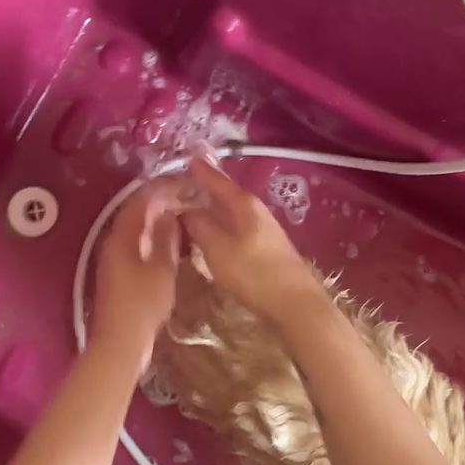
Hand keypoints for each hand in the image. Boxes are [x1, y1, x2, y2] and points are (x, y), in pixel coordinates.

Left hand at [89, 180, 182, 366]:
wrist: (120, 343)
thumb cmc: (143, 304)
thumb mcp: (161, 270)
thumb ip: (166, 238)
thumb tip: (169, 213)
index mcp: (122, 236)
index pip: (141, 200)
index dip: (162, 187)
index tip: (184, 181)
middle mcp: (113, 242)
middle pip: (135, 212)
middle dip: (159, 200)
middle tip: (185, 194)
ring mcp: (113, 258)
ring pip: (135, 228)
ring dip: (156, 218)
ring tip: (181, 212)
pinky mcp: (117, 272)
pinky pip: (135, 243)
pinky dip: (152, 236)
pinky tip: (168, 240)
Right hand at [174, 160, 325, 319]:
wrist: (295, 303)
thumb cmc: (254, 273)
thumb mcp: (217, 248)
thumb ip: (198, 225)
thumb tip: (183, 208)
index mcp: (243, 202)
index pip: (215, 178)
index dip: (195, 170)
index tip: (177, 160)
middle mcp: (254, 208)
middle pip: (222, 193)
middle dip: (198, 191)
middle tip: (170, 191)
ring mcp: (262, 227)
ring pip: (228, 211)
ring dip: (207, 210)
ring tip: (183, 213)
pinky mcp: (264, 245)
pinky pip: (234, 226)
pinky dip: (217, 226)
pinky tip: (207, 235)